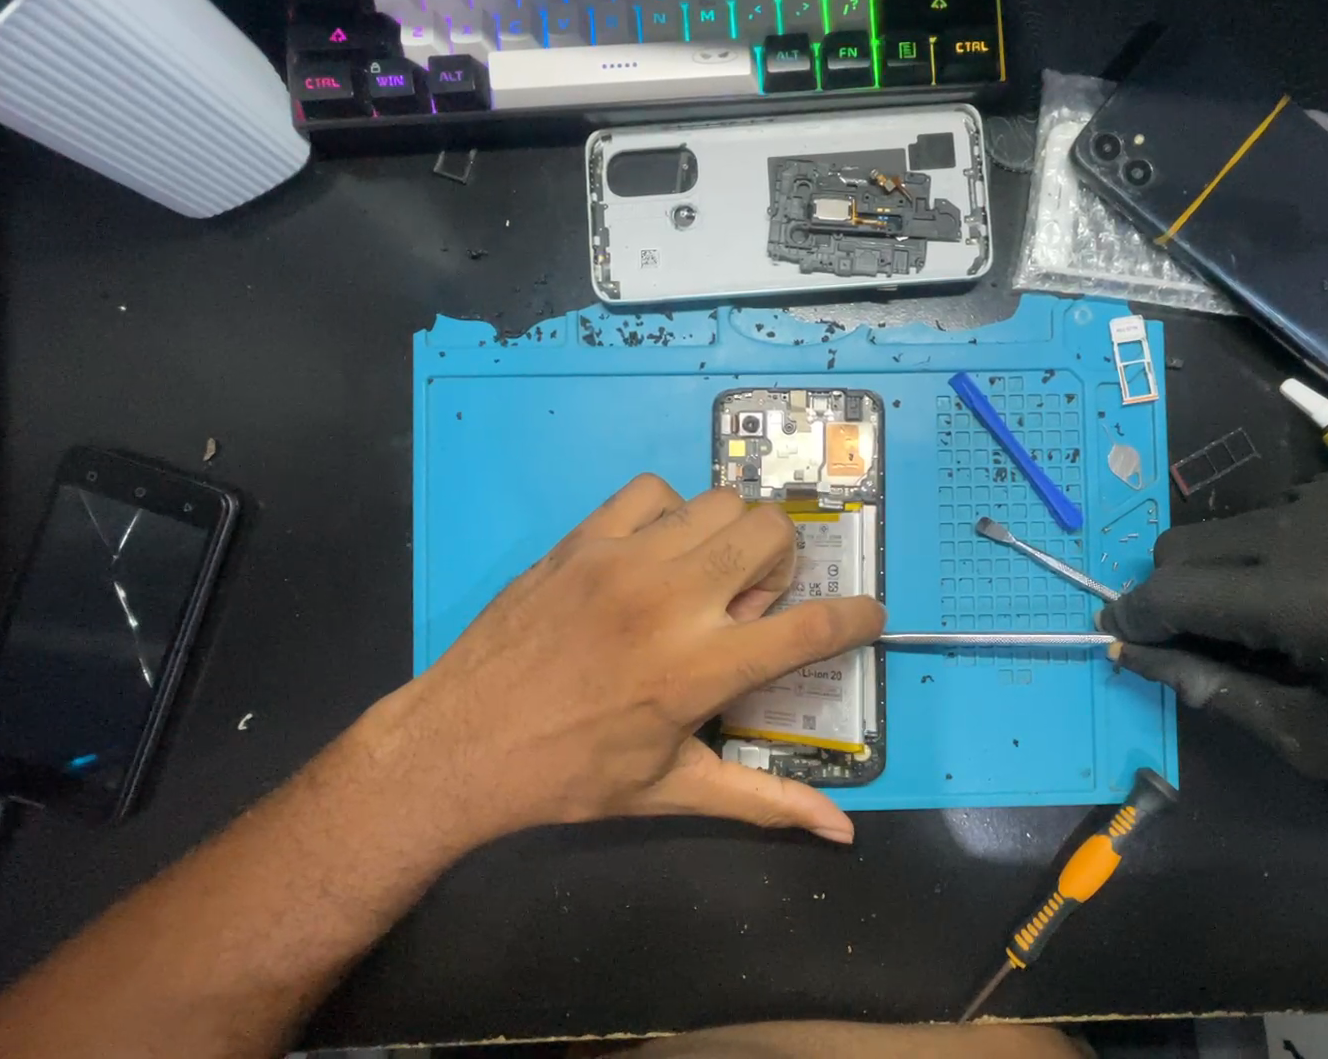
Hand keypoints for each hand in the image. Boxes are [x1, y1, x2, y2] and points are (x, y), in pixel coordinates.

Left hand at [360, 474, 884, 849]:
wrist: (458, 744)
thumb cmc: (572, 775)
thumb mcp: (673, 791)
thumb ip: (765, 802)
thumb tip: (843, 834)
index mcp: (702, 669)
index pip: (811, 629)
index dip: (856, 618)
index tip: (868, 615)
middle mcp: (674, 601)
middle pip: (771, 535)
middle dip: (783, 564)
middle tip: (750, 603)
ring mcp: (626, 560)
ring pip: (721, 504)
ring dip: (732, 537)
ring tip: (704, 577)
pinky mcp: (583, 540)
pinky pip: (652, 492)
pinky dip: (671, 513)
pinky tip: (654, 551)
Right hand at [1103, 476, 1327, 839]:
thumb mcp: (1309, 735)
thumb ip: (1211, 687)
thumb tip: (1133, 653)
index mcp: (1307, 599)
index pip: (1175, 591)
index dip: (1134, 613)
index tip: (1117, 630)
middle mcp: (1319, 527)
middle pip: (1185, 541)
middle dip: (1169, 587)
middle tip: (1193, 627)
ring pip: (1229, 520)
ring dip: (1223, 564)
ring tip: (1268, 607)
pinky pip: (1285, 504)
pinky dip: (1277, 541)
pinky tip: (1322, 576)